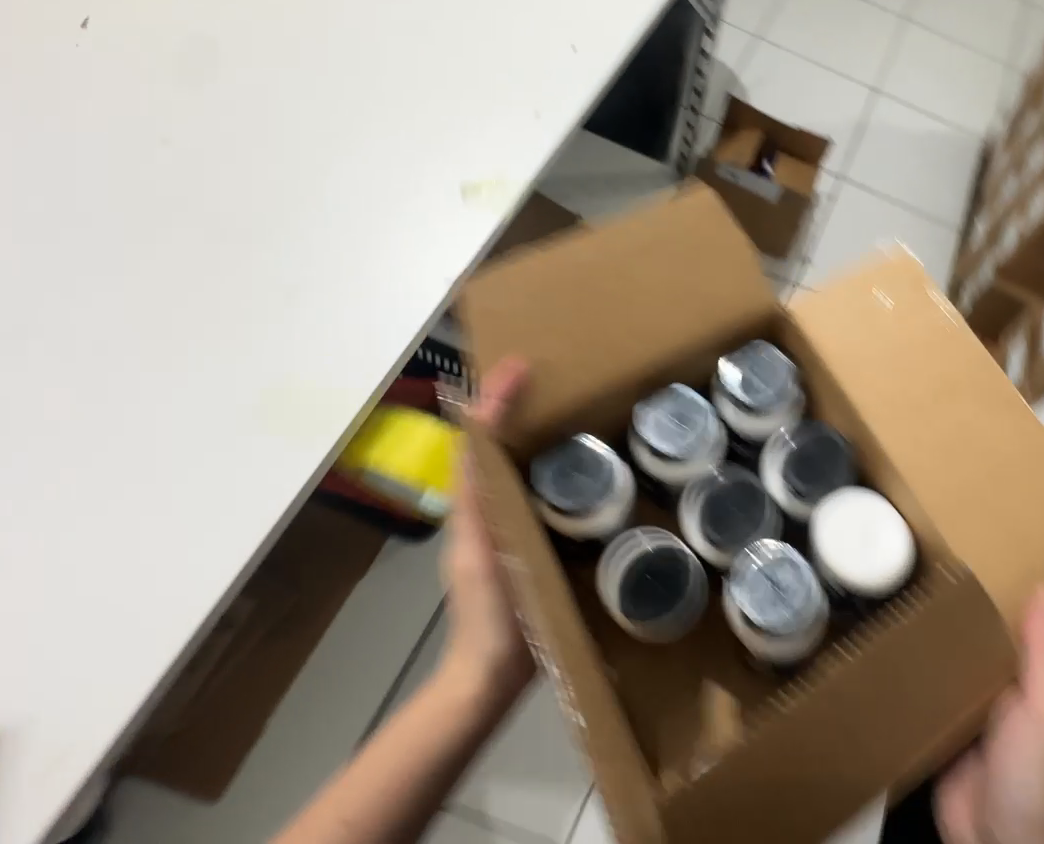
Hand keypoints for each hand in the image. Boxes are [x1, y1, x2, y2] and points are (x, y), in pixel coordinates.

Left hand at [436, 357, 535, 702]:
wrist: (487, 677)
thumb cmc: (490, 620)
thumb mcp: (485, 561)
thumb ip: (483, 511)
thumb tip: (478, 451)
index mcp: (473, 511)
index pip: (477, 444)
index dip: (493, 402)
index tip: (518, 367)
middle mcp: (482, 513)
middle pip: (488, 447)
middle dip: (505, 406)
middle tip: (539, 374)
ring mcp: (500, 530)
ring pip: (506, 467)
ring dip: (522, 431)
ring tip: (558, 405)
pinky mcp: (520, 545)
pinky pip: (525, 494)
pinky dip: (539, 466)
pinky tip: (571, 466)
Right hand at [934, 588, 1043, 843]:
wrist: (993, 839)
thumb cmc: (1032, 773)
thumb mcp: (1043, 706)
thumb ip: (1041, 650)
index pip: (1038, 637)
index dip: (1017, 607)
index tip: (990, 569)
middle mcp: (1024, 702)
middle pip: (1000, 651)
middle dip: (977, 625)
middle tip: (942, 579)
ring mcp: (990, 719)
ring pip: (970, 671)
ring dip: (951, 650)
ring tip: (919, 604)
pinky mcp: (957, 733)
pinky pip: (945, 696)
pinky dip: (932, 678)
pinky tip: (909, 650)